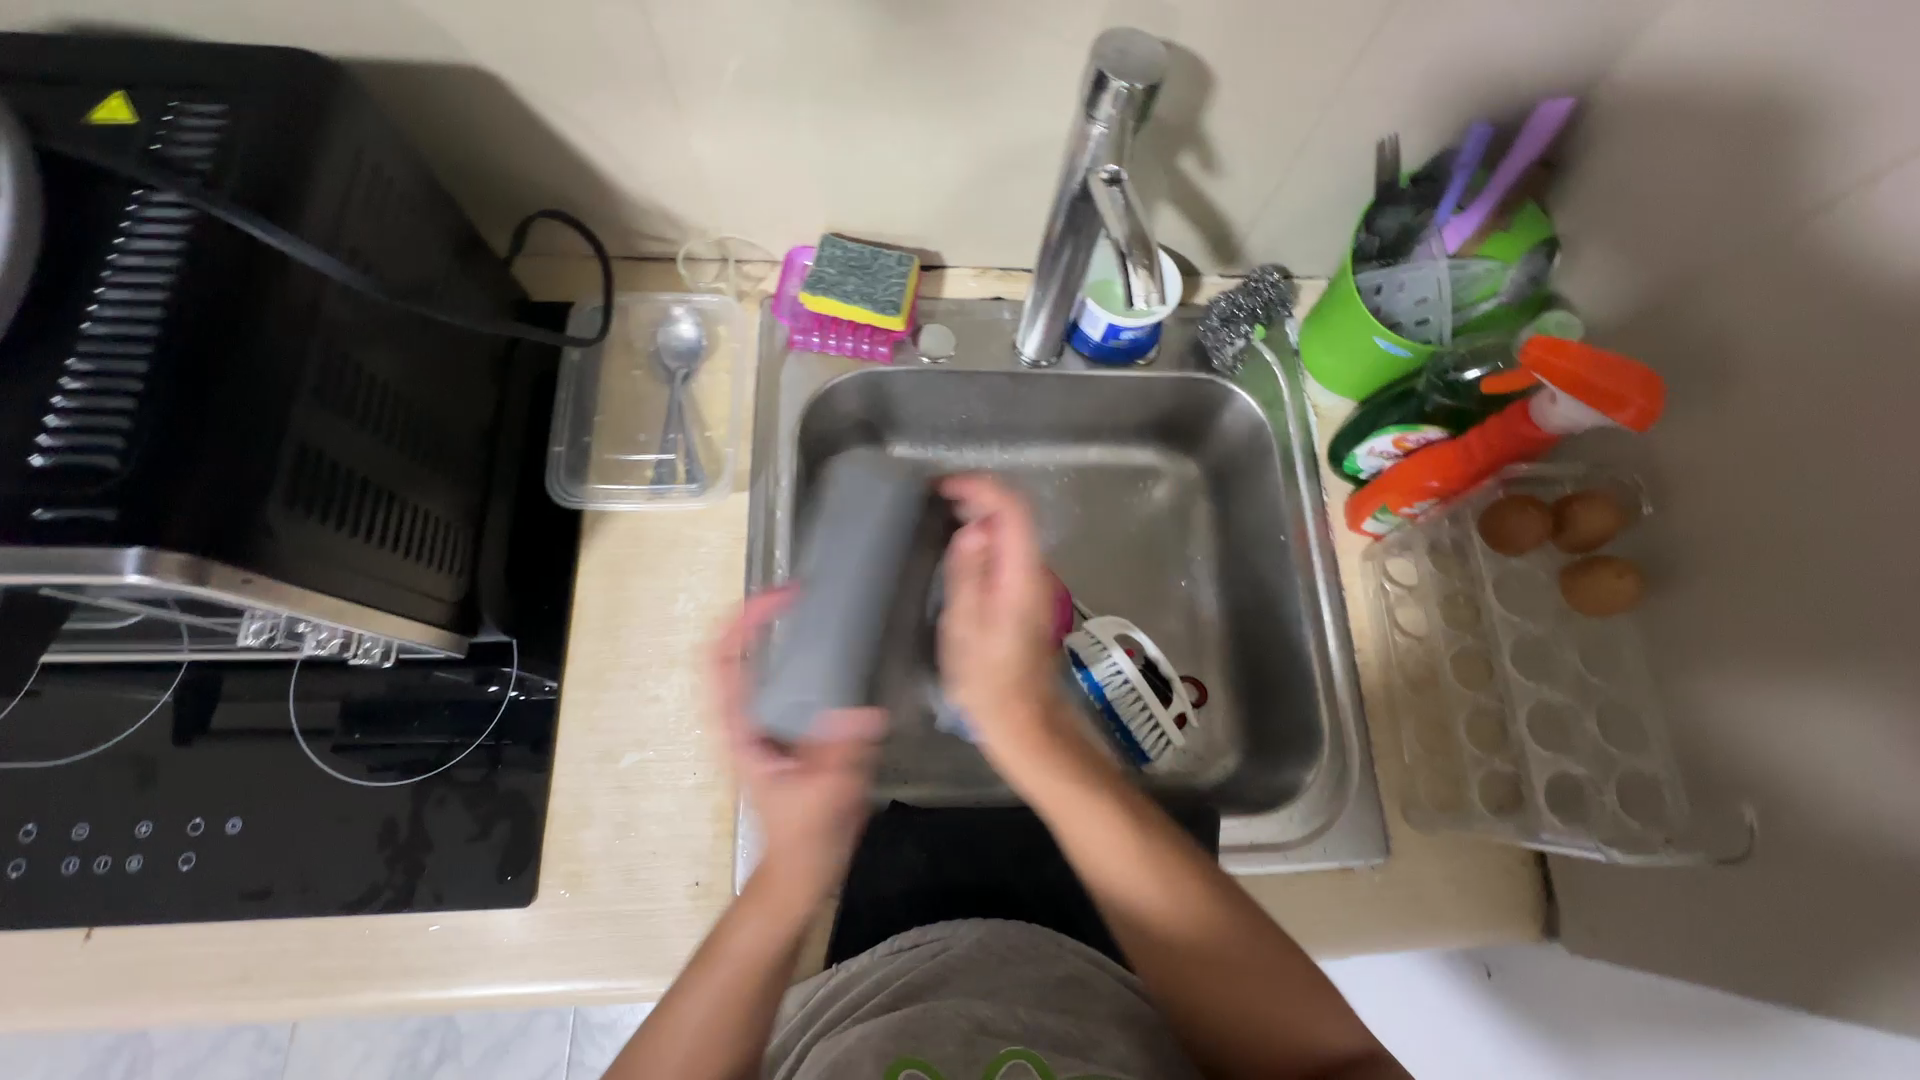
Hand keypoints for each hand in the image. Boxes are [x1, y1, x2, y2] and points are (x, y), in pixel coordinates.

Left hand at [710, 589, 885, 900]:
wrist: (803, 868)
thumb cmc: (804, 837)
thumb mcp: (826, 795)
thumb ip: (841, 754)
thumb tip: (864, 711)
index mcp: (740, 730)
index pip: (722, 661)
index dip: (743, 622)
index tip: (780, 598)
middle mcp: (745, 718)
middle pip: (733, 650)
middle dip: (758, 615)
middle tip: (799, 592)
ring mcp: (764, 722)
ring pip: (757, 661)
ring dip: (777, 630)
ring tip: (814, 608)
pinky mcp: (787, 728)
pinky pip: (787, 679)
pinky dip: (801, 653)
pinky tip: (835, 648)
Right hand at [938, 474, 1099, 790]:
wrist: (1025, 721)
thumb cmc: (988, 682)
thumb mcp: (966, 629)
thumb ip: (968, 574)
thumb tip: (972, 529)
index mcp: (1021, 575)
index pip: (1012, 509)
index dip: (980, 487)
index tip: (943, 487)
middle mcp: (1036, 573)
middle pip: (1016, 515)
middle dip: (978, 496)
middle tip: (936, 498)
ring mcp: (1035, 584)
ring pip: (1013, 532)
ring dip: (981, 515)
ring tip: (941, 517)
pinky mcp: (1028, 597)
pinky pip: (1010, 552)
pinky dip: (986, 538)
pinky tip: (959, 550)